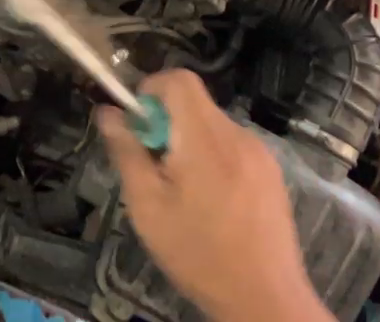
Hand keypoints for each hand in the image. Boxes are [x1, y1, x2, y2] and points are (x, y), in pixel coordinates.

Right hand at [97, 70, 332, 321]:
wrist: (267, 302)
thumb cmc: (199, 253)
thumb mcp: (148, 206)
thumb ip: (126, 152)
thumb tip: (107, 111)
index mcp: (205, 137)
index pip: (179, 79)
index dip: (152, 89)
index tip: (139, 125)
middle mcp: (237, 135)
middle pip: (194, 103)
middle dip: (167, 123)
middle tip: (155, 167)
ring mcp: (260, 154)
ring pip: (212, 126)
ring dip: (189, 142)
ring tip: (183, 192)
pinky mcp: (272, 173)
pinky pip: (233, 146)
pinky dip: (213, 158)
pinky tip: (212, 202)